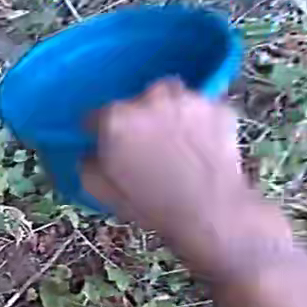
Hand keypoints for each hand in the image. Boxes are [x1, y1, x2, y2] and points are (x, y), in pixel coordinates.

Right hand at [79, 80, 292, 278]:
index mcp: (115, 119)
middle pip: (133, 100)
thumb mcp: (99, 190)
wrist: (211, 212)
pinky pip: (200, 106)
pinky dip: (195, 118)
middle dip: (134, 117)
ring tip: (170, 134)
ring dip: (165, 108)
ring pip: (169, 94)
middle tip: (140, 141)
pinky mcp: (219, 107)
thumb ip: (87, 163)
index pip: (94, 115)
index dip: (97, 131)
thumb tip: (91, 153)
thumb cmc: (149, 204)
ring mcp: (188, 100)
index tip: (103, 144)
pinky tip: (197, 140)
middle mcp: (149, 99)